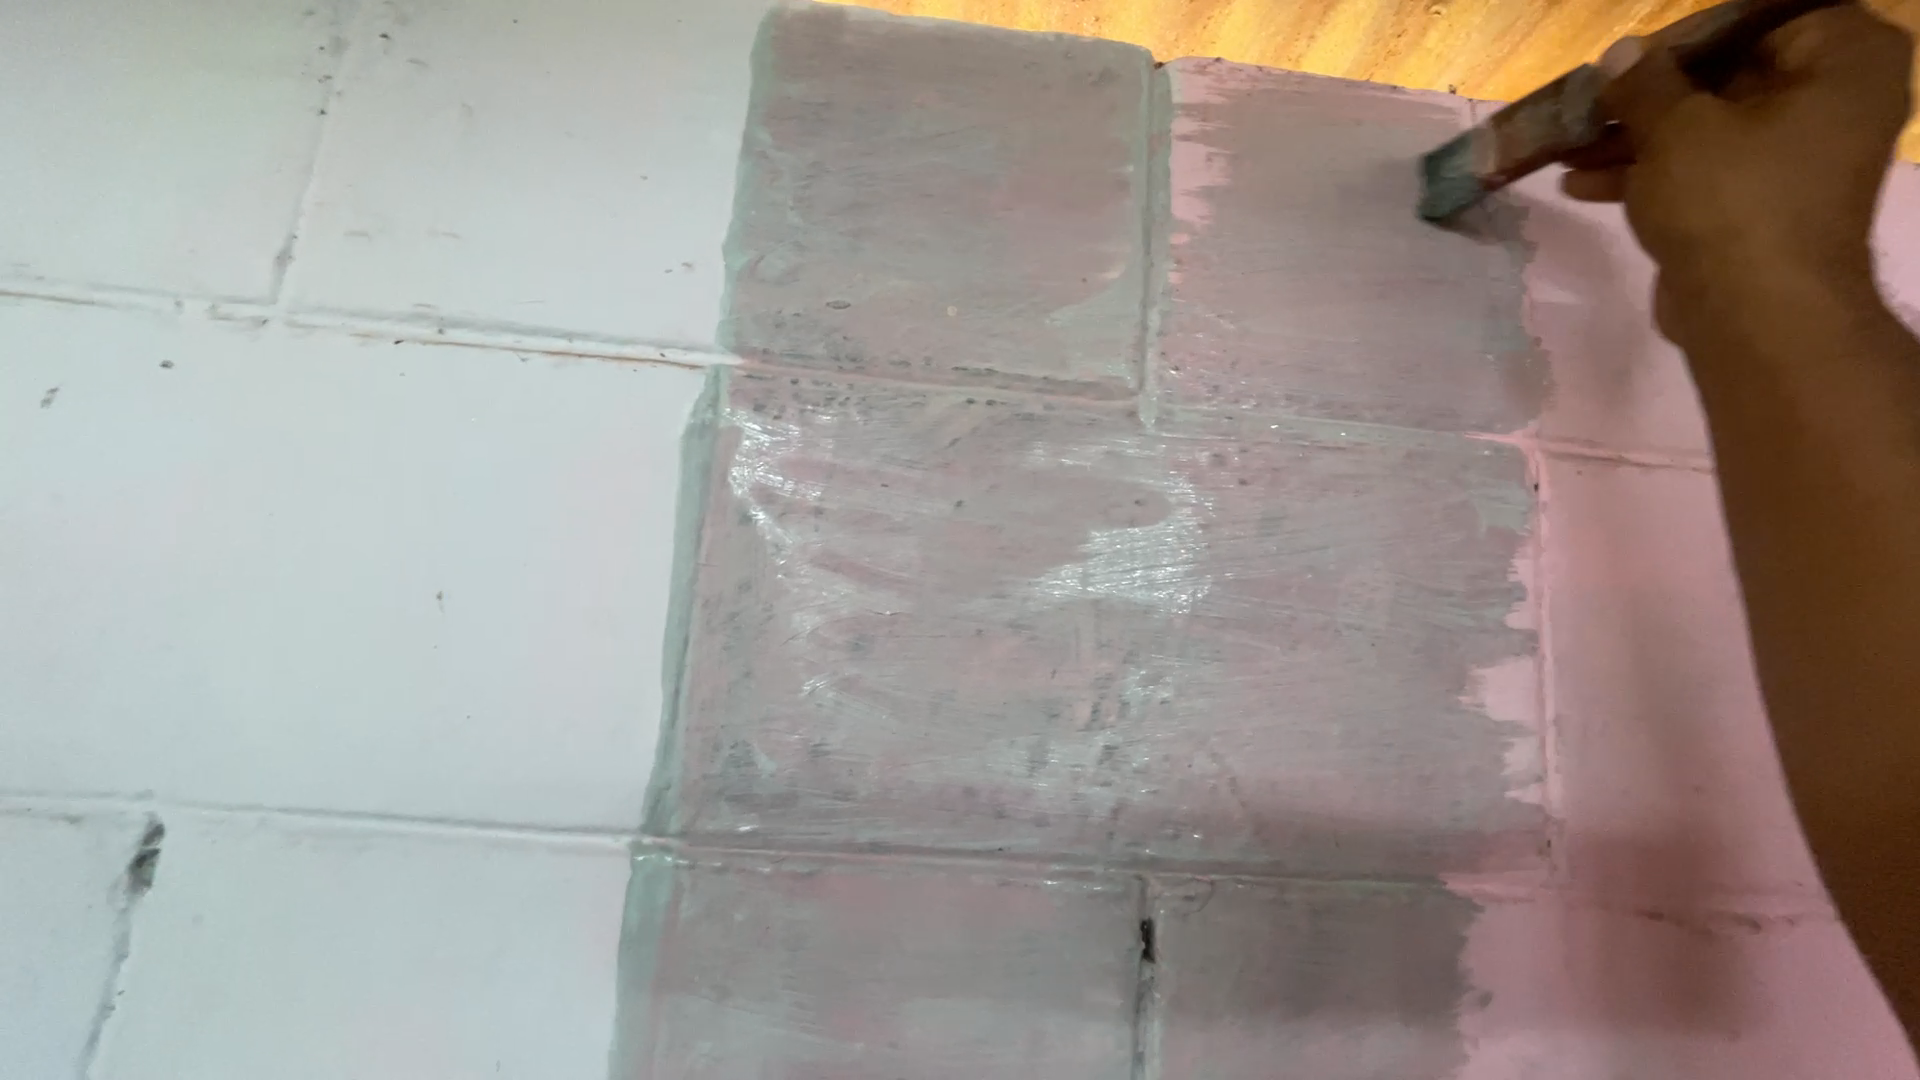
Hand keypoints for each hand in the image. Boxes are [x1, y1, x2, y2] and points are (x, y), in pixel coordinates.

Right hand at [1563, 4, 1912, 331]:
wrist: (1753, 305)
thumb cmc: (1728, 199)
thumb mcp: (1676, 131)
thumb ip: (1644, 85)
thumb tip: (1619, 52)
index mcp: (1843, 58)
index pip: (1759, 20)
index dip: (1684, 40)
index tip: (1622, 65)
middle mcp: (1832, 98)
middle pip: (1726, 78)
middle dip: (1645, 99)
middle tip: (1585, 110)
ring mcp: (1794, 155)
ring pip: (1702, 129)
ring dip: (1630, 141)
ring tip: (1566, 153)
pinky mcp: (1757, 201)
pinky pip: (1699, 171)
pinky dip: (1645, 174)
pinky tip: (1582, 185)